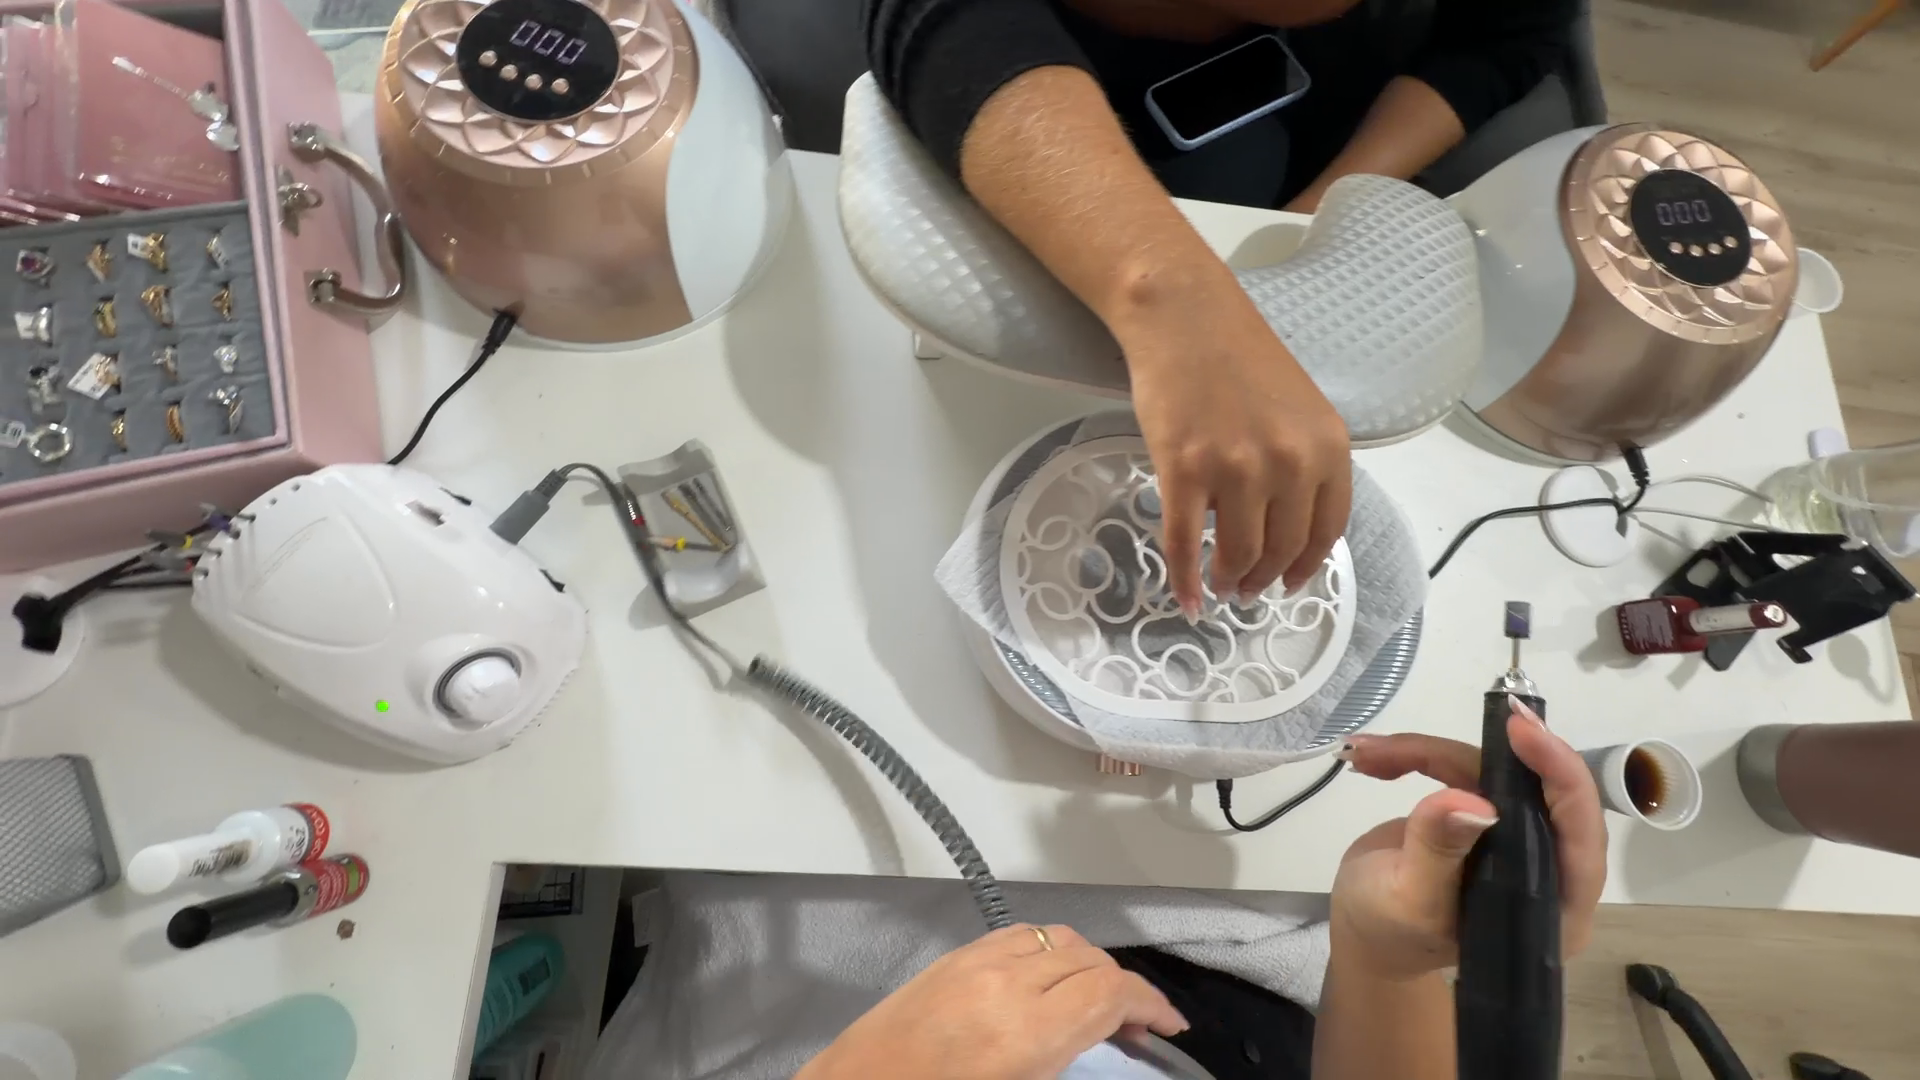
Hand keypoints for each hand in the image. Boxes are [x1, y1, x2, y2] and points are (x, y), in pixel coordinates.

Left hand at [796, 924, 1186, 1079]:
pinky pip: (1021, 935)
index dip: (1150, 1004)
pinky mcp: (957, 953)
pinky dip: (1051, 950)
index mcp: (1025, 1032)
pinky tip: (1051, 978)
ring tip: (1099, 1002)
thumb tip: (1103, 1036)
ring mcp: (978, 959)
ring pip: (1058, 938)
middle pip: (1089, 959)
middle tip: (1138, 1028)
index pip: (1107, 993)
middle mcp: (1007, 980)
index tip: (1170, 1026)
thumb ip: (1065, 1060)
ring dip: (1089, 963)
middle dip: (1124, 988)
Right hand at [1119, 283, 1351, 615]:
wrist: (1184, 319)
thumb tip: (1273, 518)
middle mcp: (1289, 464)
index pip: (1326, 530)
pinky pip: (1185, 544)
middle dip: (1263, 580)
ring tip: (1220, 588)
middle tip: (1246, 590)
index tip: (1289, 585)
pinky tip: (1185, 600)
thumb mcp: (1296, 408)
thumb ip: (1299, 462)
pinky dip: (1184, 580)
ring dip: (1229, 582)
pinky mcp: (1183, 472)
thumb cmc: (1237, 354)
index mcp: (1327, 447)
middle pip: (1281, 549)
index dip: (1306, 567)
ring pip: (1237, 553)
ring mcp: (1235, 470)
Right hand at [1329, 703, 1607, 979]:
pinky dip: (1410, 756)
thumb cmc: (1387, 928)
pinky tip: (1369, 759)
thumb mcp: (1410, 900)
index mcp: (1549, 904)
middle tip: (1418, 732)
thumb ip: (1440, 853)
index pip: (1577, 832)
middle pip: (1524, 789)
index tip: (1521, 729)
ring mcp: (1507, 838)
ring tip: (1362, 754)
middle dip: (1470, 753)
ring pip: (1482, 770)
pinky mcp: (1473, 817)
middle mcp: (1541, 866)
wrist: (1362, 928)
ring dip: (1419, 751)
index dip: (1559, 775)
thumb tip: (1474, 803)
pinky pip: (1453, 771)